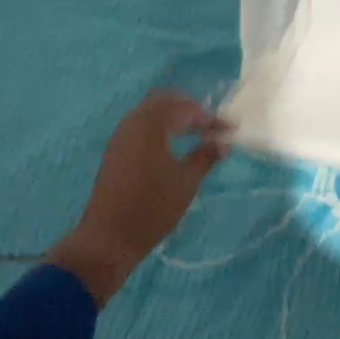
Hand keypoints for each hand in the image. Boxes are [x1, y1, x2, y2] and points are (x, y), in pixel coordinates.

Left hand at [47, 91, 228, 303]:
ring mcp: (120, 136)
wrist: (109, 237)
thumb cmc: (152, 208)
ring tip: (196, 134)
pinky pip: (140, 125)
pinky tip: (173, 146)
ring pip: (150, 112)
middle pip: (164, 101)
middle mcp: (132, 123)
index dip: (210, 118)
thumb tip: (223, 143)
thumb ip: (206, 157)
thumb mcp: (186, 182)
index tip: (231, 129)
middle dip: (190, 109)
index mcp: (151, 125)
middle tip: (211, 125)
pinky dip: (160, 127)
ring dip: (174, 117)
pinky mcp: (115, 151)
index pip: (185, 109)